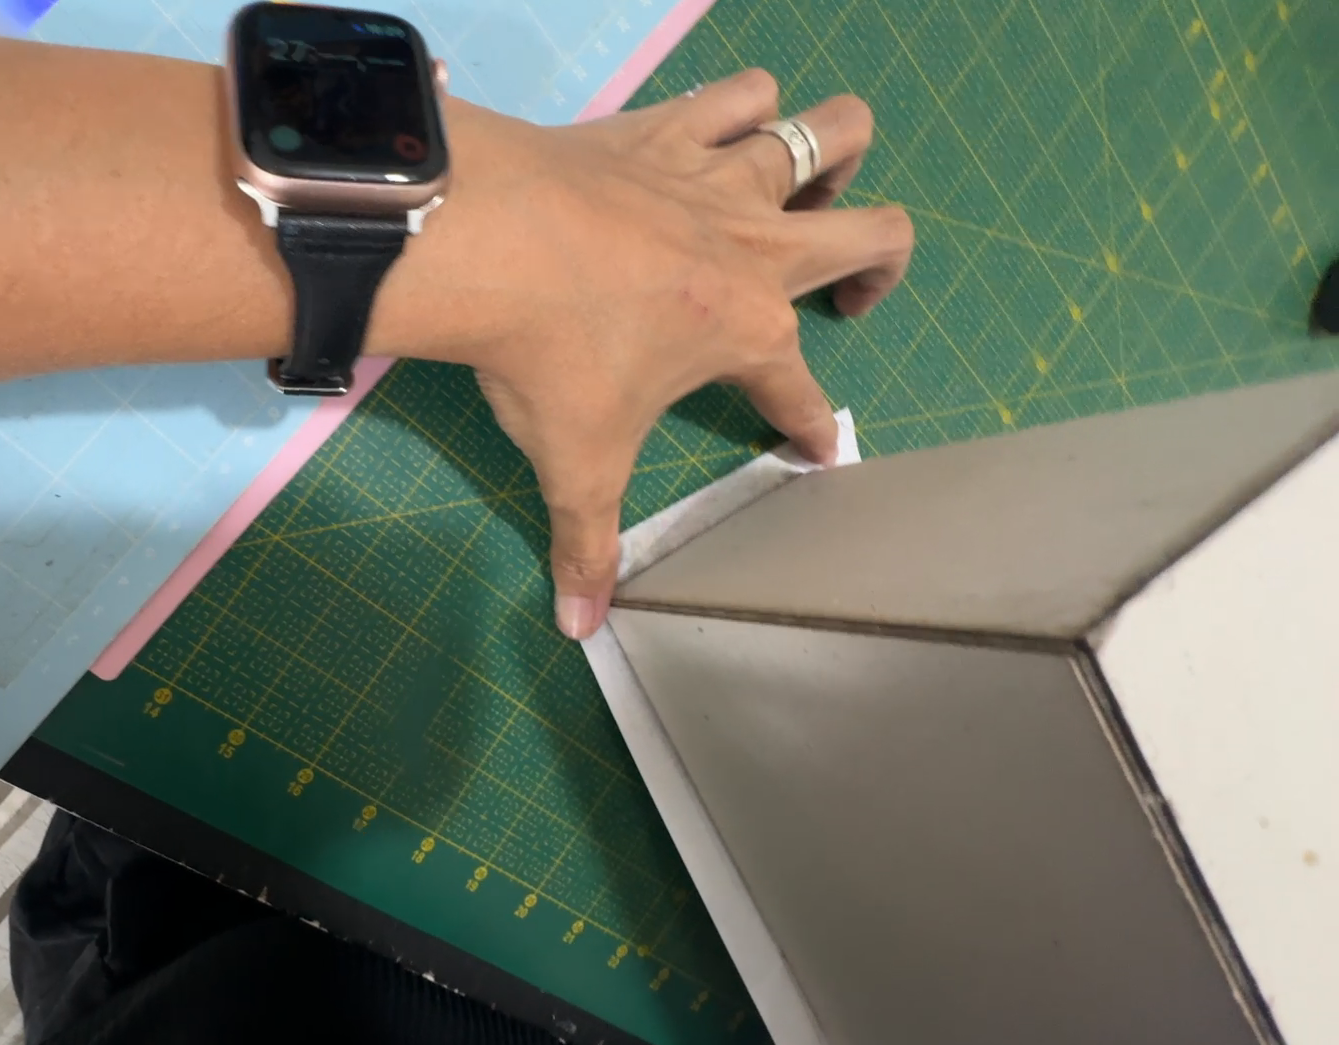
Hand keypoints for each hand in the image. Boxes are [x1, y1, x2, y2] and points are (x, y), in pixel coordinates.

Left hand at [441, 70, 911, 638]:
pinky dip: (741, 108)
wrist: (489, 249)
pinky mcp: (663, 125)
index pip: (801, 392)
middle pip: (874, 232)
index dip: (813, 425)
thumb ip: (585, 546)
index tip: (817, 445)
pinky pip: (737, 91)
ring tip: (797, 196)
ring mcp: (713, 177)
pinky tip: (714, 135)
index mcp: (745, 334)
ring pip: (828, 132)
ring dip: (830, 160)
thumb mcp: (574, 464)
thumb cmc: (547, 359)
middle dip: (880, 263)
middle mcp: (753, 249)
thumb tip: (579, 629)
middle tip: (852, 294)